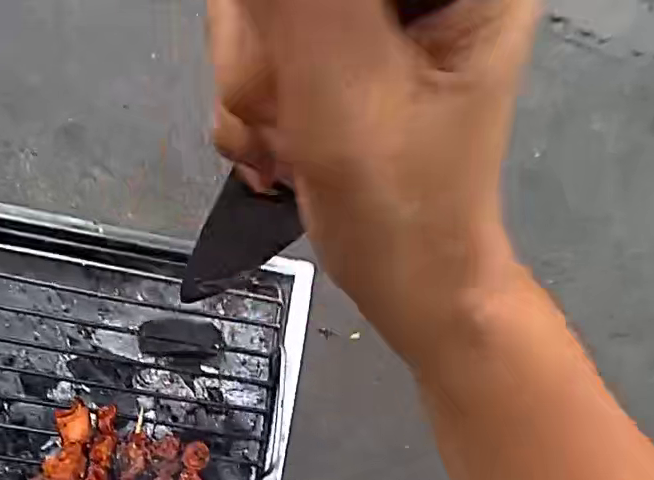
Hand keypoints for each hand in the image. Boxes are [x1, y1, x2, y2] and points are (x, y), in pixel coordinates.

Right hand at [208, 0, 541, 356]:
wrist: (406, 279)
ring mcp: (357, 18)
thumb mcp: (352, 101)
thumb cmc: (404, 208)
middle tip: (299, 118)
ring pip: (247, 20)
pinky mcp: (323, 56)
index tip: (295, 69)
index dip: (284, 19)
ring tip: (298, 145)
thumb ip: (300, 10)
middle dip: (263, 59)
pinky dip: (250, 119)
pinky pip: (247, 62)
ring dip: (254, 98)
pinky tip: (286, 150)